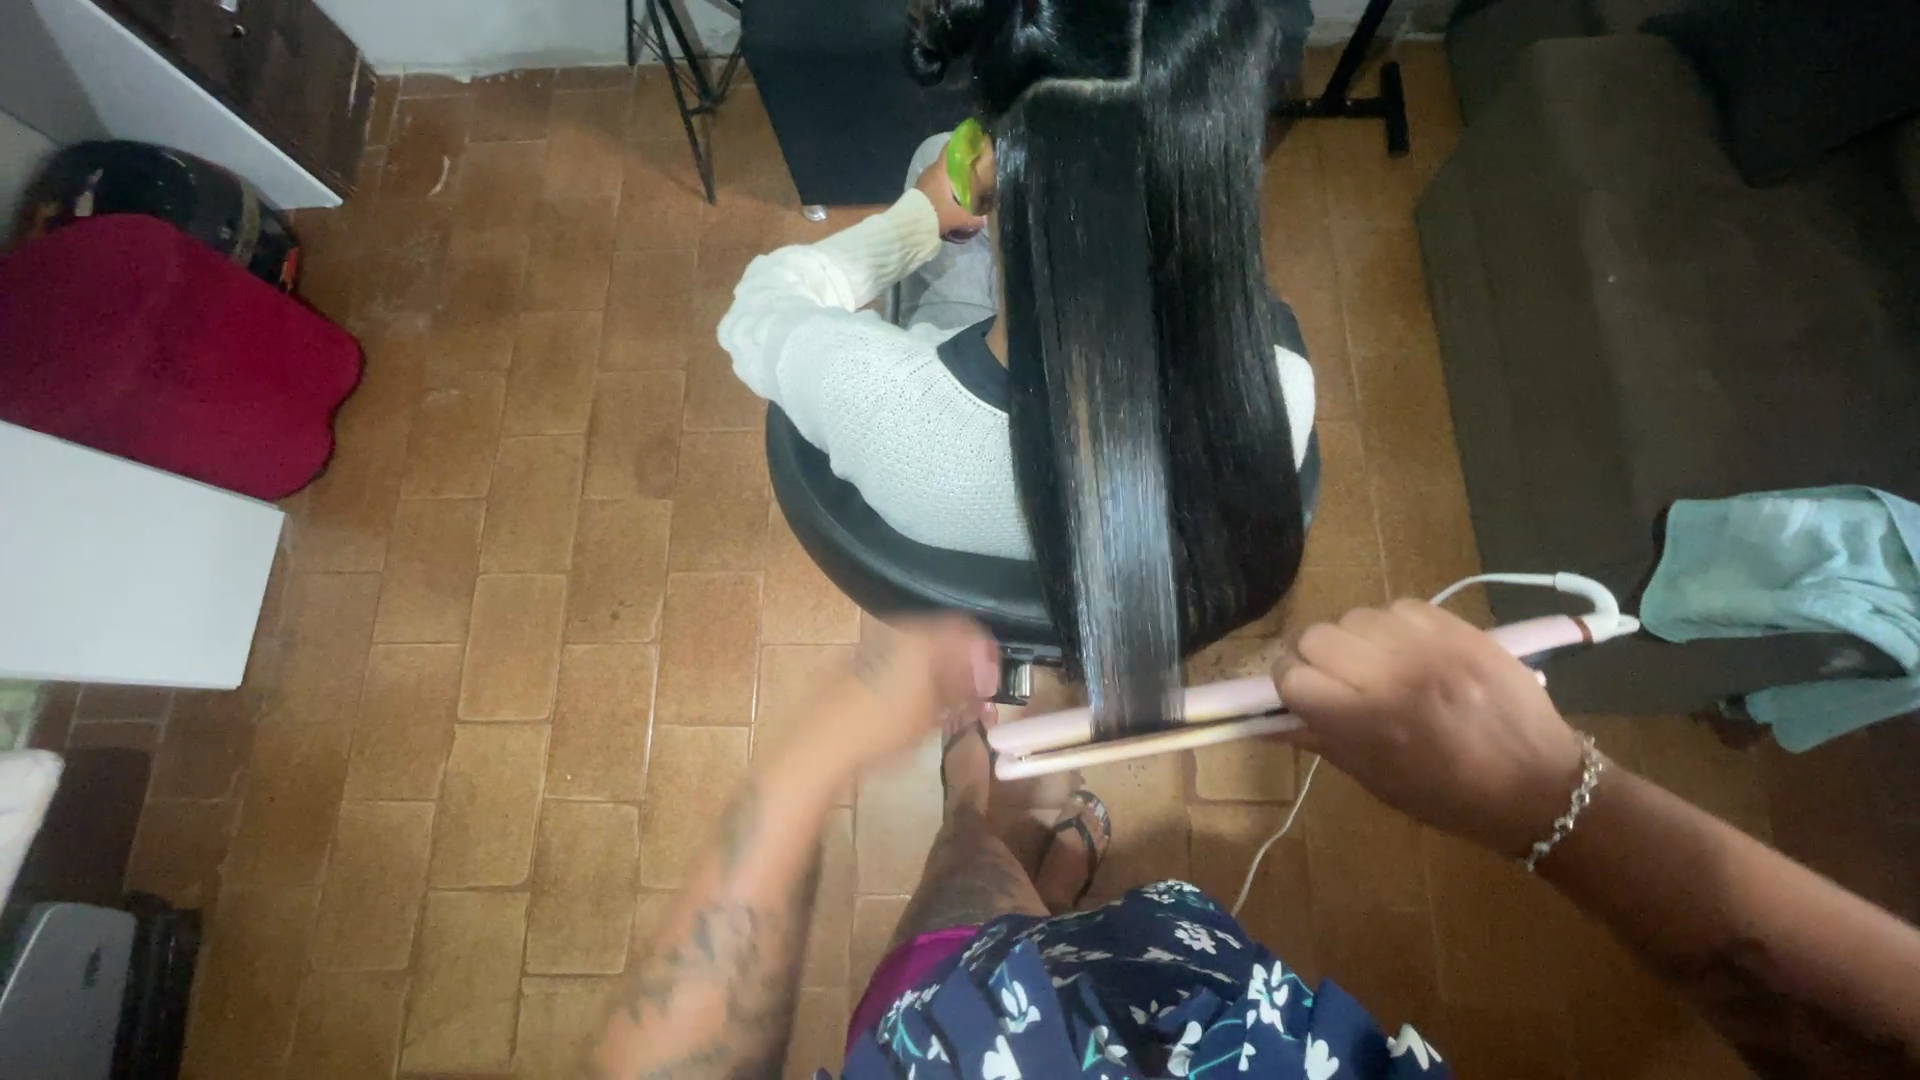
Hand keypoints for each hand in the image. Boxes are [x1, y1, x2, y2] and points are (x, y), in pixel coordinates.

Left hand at [815, 616, 998, 773]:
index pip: (967, 631)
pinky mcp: (852, 662)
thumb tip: (984, 675)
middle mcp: (895, 631)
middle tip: (971, 699)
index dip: (985, 657)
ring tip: (943, 709)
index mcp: (919, 637)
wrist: (818, 745)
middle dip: (962, 667)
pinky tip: (911, 707)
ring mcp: (871, 644)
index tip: (991, 686)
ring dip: (938, 673)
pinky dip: (911, 677)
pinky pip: (894, 661)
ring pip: (918, 651)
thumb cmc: (880, 730)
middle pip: (942, 638)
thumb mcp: (931, 713)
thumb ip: (963, 687)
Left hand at [914, 149, 989, 242]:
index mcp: (940, 170)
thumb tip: (984, 220)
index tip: (972, 146)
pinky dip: (943, 189)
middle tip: (972, 172)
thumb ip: (972, 219)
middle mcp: (931, 171)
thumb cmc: (934, 213)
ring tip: (963, 187)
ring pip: (941, 176)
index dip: (961, 145)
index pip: (950, 149)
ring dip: (950, 180)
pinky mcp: (919, 192)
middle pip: (948, 164)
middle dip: (959, 168)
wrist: (908, 225)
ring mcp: (923, 181)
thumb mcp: (957, 218)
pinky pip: (934, 186)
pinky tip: (950, 198)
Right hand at [1273, 600, 1588, 858]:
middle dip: (1314, 656)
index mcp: (1369, 724)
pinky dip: (1391, 625)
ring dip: (1353, 638)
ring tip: (1375, 662)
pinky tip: (1406, 650)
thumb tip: (1263, 723)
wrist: (1543, 789)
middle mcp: (1395, 678)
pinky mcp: (1461, 631)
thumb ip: (1318, 739)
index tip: (1302, 694)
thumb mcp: (1373, 779)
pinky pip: (1398, 607)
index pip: (1292, 676)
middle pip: (1315, 636)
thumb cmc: (1448, 798)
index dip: (1288, 682)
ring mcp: (1431, 648)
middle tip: (1336, 678)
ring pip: (1354, 616)